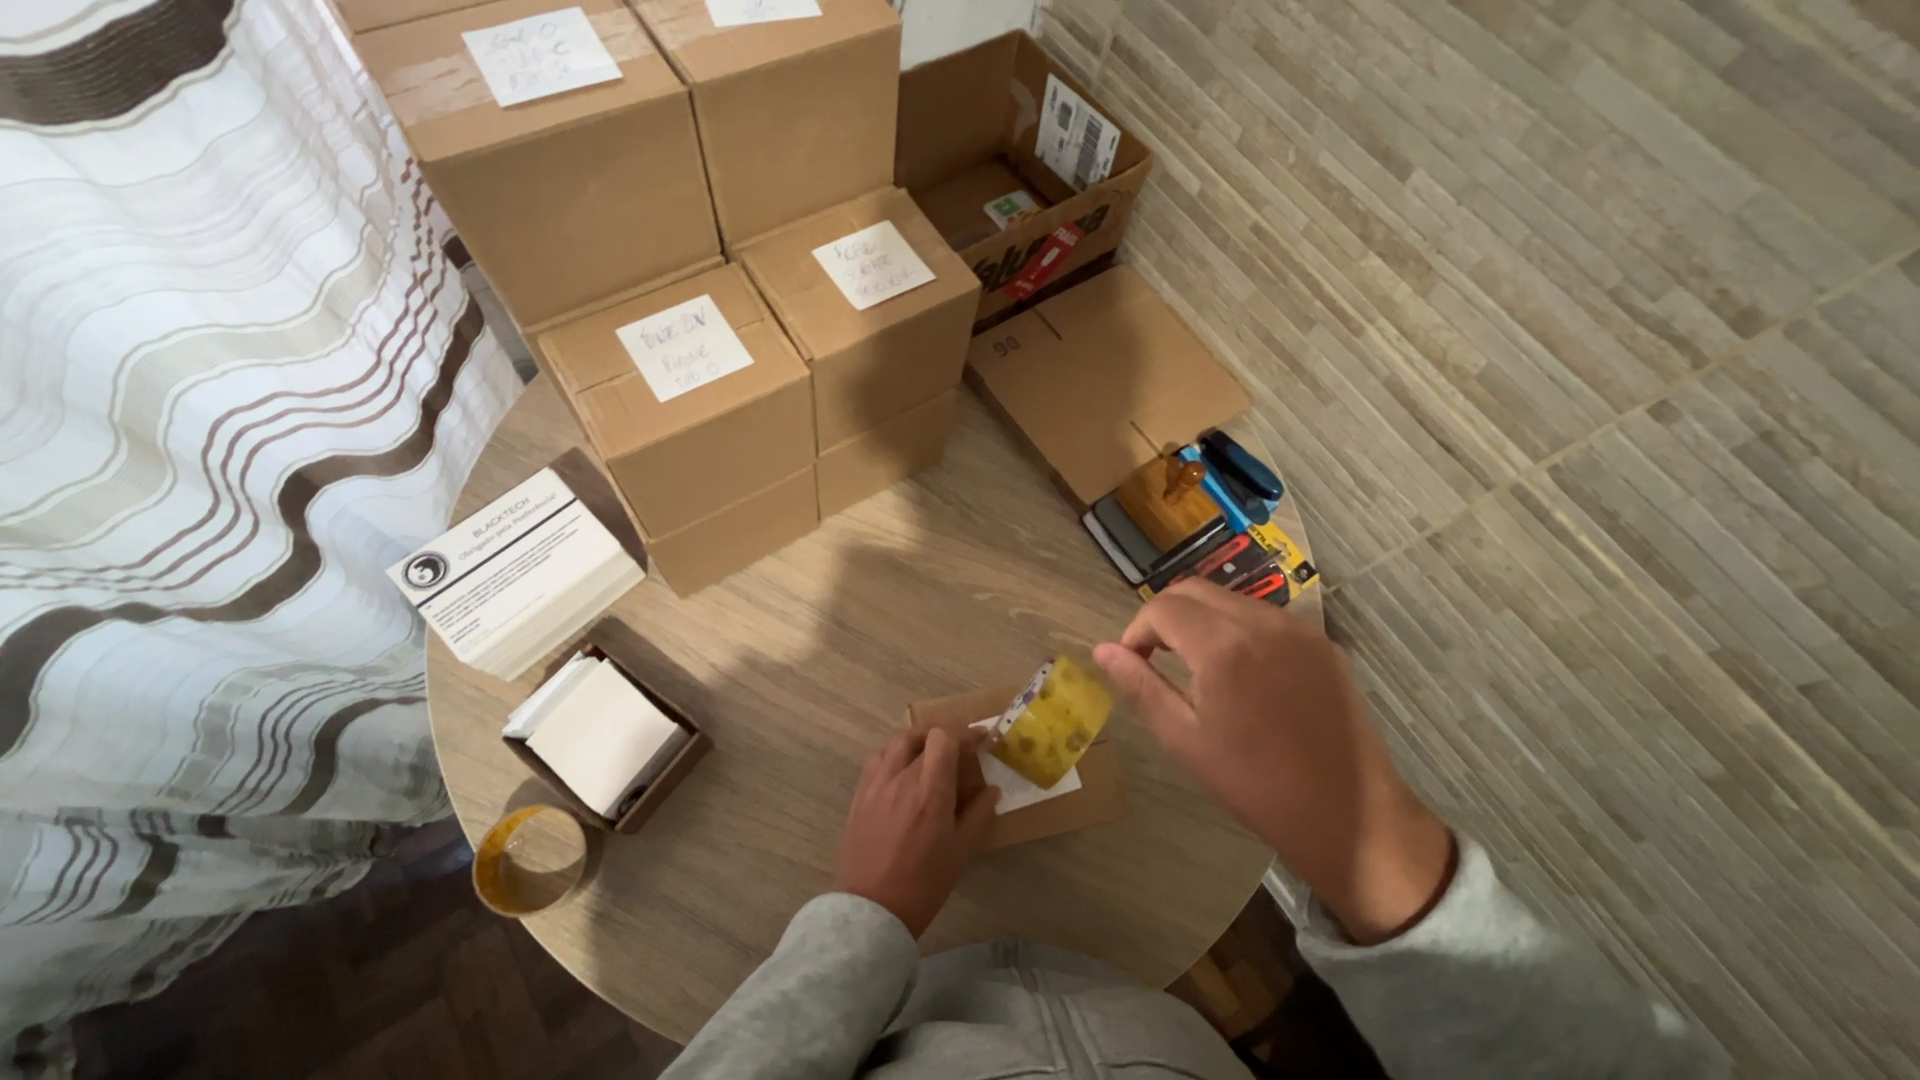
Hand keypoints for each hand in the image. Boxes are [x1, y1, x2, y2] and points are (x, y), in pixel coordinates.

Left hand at [835, 727, 999, 936]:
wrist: (873, 908)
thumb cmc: (924, 883)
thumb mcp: (961, 851)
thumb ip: (979, 814)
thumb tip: (991, 790)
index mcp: (930, 791)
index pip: (945, 738)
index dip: (965, 734)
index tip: (981, 739)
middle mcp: (900, 778)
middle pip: (922, 735)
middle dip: (944, 736)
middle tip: (958, 749)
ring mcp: (876, 784)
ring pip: (896, 741)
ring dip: (917, 740)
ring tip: (929, 754)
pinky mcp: (859, 794)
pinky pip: (876, 758)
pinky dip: (893, 753)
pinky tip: (902, 769)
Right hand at [1093, 580, 1452, 944]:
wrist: (1347, 813)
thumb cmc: (1254, 783)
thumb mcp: (1184, 738)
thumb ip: (1141, 686)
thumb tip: (1102, 651)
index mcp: (1223, 646)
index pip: (1162, 608)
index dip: (1137, 630)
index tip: (1132, 663)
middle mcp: (1261, 622)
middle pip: (1195, 590)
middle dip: (1164, 616)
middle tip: (1155, 658)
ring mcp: (1298, 629)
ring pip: (1231, 601)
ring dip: (1202, 620)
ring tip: (1197, 668)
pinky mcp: (1322, 644)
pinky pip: (1266, 619)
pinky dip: (1238, 630)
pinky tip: (1242, 675)